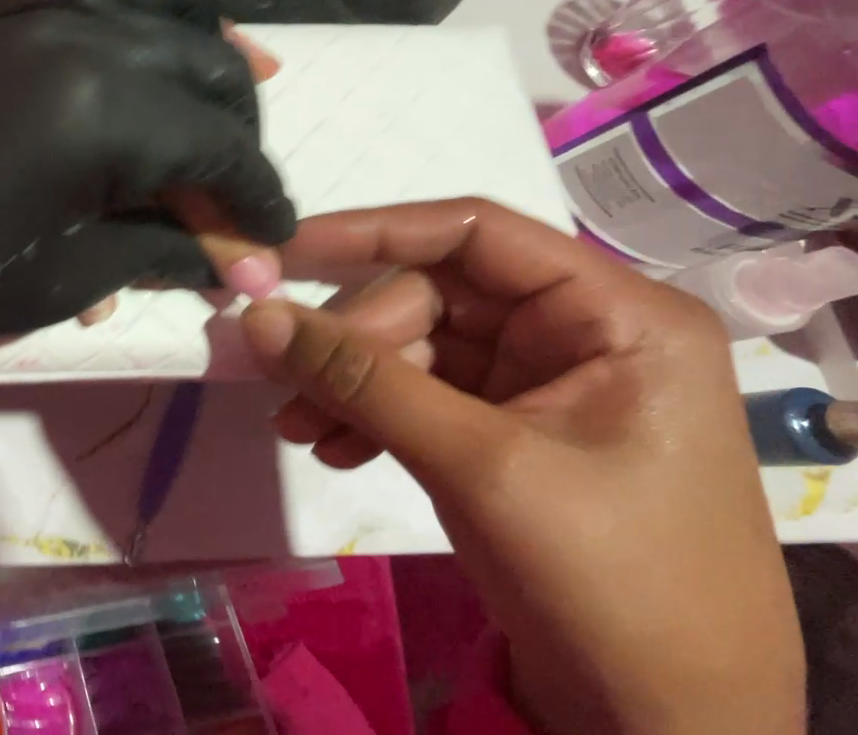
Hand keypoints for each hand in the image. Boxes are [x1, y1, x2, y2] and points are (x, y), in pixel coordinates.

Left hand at [0, 0, 295, 367]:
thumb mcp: (67, 272)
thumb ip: (164, 246)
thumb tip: (239, 260)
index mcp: (107, 114)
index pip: (221, 154)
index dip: (255, 206)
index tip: (268, 245)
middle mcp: (92, 40)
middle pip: (210, 76)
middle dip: (237, 143)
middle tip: (232, 203)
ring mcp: (50, 10)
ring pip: (176, 6)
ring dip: (204, 61)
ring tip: (202, 121)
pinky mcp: (17, 4)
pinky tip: (154, 31)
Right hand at [238, 199, 803, 734]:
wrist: (664, 718)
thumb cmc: (605, 576)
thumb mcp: (475, 463)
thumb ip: (360, 378)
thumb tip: (254, 315)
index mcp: (614, 315)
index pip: (473, 234)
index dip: (371, 232)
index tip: (281, 250)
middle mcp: (578, 332)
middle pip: (430, 295)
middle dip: (353, 340)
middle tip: (289, 386)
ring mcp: (540, 380)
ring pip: (413, 345)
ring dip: (347, 382)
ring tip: (298, 430)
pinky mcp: (506, 425)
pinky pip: (416, 392)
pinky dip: (367, 413)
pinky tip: (334, 450)